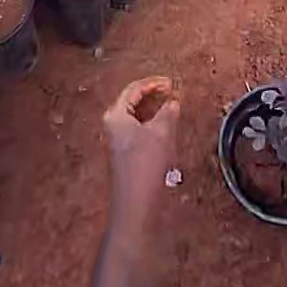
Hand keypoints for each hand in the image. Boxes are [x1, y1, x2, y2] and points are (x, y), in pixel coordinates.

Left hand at [102, 76, 179, 222]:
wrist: (136, 203)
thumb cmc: (146, 163)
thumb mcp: (162, 132)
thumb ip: (168, 111)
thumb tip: (173, 101)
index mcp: (116, 115)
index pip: (134, 89)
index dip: (154, 83)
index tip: (171, 82)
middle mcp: (112, 124)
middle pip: (132, 100)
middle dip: (153, 94)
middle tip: (171, 90)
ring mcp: (117, 139)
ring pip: (136, 115)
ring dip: (153, 108)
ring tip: (171, 104)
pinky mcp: (124, 151)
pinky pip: (138, 127)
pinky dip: (151, 121)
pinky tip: (164, 125)